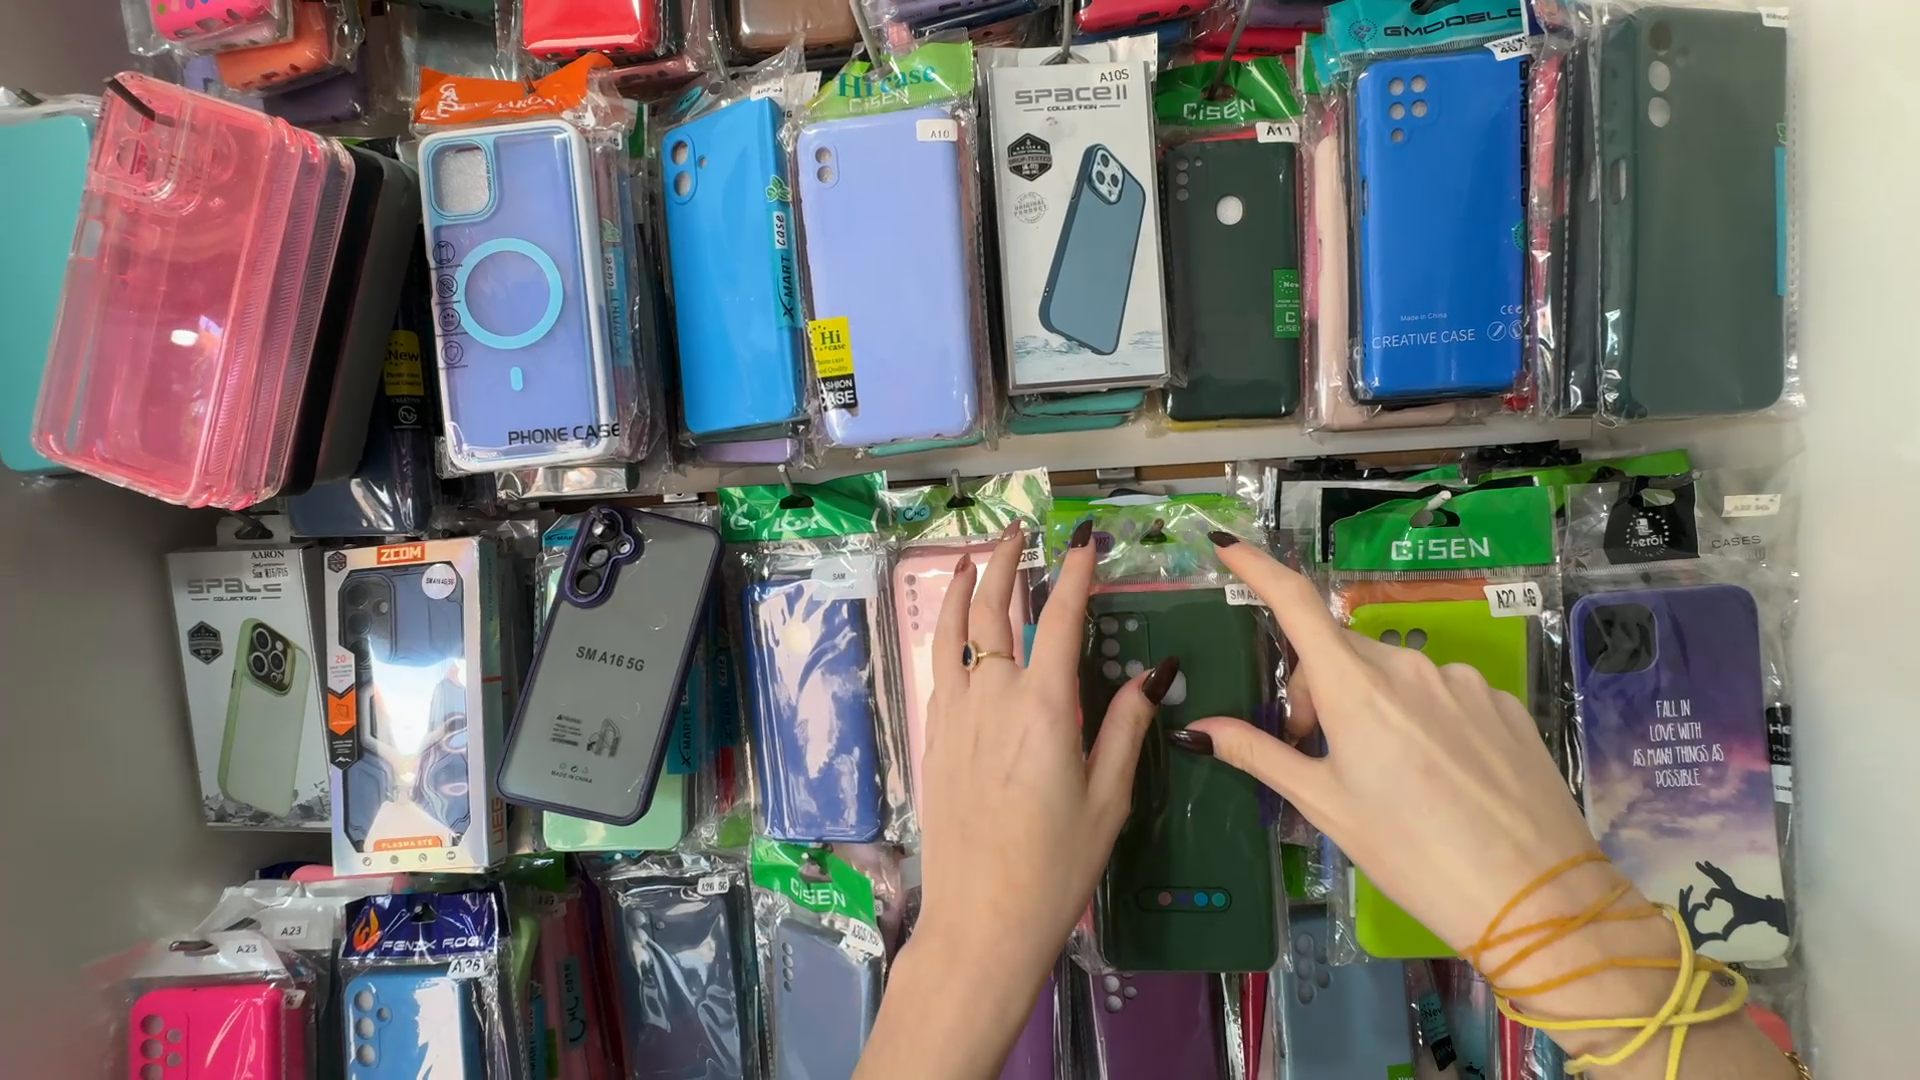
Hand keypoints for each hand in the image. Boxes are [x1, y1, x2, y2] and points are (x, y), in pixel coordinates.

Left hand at [915, 520, 1175, 982]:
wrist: (980, 916)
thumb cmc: (1056, 865)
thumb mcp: (1109, 798)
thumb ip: (1127, 727)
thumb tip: (1153, 674)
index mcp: (1044, 706)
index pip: (1060, 618)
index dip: (1074, 573)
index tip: (1083, 541)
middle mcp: (993, 696)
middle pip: (993, 609)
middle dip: (1005, 562)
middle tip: (1016, 533)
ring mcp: (955, 712)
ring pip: (953, 631)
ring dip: (961, 587)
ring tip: (967, 559)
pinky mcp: (934, 734)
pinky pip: (938, 666)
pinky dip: (944, 631)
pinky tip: (952, 628)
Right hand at [1184, 538, 1666, 1005]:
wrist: (1540, 902)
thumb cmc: (1411, 852)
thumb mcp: (1323, 803)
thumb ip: (1257, 753)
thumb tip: (1194, 728)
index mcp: (1355, 688)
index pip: (1294, 603)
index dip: (1256, 567)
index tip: (1227, 546)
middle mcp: (1406, 666)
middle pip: (1335, 651)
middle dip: (1313, 688)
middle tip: (1316, 749)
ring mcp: (1459, 679)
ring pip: (1386, 671)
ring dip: (1365, 701)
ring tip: (1383, 769)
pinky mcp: (1499, 700)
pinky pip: (1435, 688)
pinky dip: (1415, 712)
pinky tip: (1435, 769)